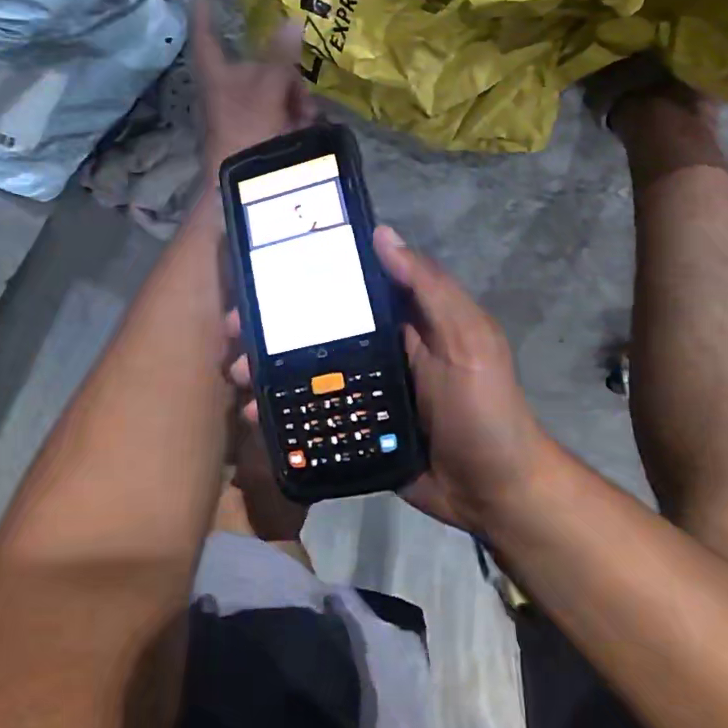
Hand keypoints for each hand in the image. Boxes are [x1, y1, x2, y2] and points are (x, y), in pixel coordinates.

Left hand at [188, 0, 314, 176]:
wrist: (245, 181)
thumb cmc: (246, 129)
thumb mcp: (268, 87)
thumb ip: (281, 55)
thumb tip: (293, 19)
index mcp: (216, 73)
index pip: (206, 34)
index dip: (204, 13)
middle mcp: (227, 89)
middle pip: (260, 64)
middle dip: (287, 75)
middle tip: (299, 91)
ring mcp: (244, 111)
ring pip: (278, 89)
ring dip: (297, 99)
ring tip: (305, 116)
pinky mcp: (259, 132)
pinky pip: (283, 112)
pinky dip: (296, 117)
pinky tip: (305, 126)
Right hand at [223, 227, 555, 533]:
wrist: (493, 493)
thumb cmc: (483, 408)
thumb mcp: (467, 340)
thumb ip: (429, 289)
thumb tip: (383, 234)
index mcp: (405, 321)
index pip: (349, 287)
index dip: (306, 278)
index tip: (263, 277)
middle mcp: (380, 350)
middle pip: (317, 329)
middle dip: (273, 327)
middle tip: (234, 331)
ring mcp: (366, 393)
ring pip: (306, 372)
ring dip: (267, 368)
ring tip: (236, 373)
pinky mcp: (356, 432)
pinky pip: (311, 415)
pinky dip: (280, 412)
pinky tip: (253, 414)